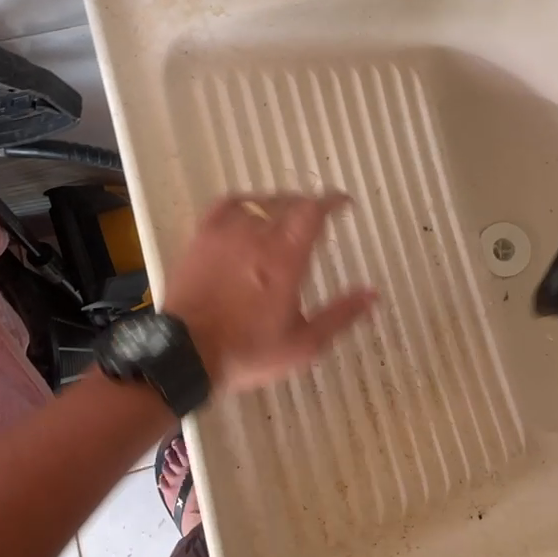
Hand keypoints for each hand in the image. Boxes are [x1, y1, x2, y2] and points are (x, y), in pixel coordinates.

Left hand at [159, 193, 376, 395]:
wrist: (184, 355)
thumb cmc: (248, 352)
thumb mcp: (303, 344)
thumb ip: (340, 315)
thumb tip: (372, 294)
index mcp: (286, 258)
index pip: (314, 211)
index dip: (332, 201)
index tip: (344, 203)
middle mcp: (257, 236)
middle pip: (289, 202)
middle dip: (308, 205)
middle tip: (317, 217)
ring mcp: (225, 234)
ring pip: (259, 202)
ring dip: (279, 204)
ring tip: (285, 216)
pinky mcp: (201, 238)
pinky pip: (225, 205)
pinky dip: (243, 203)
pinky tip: (247, 213)